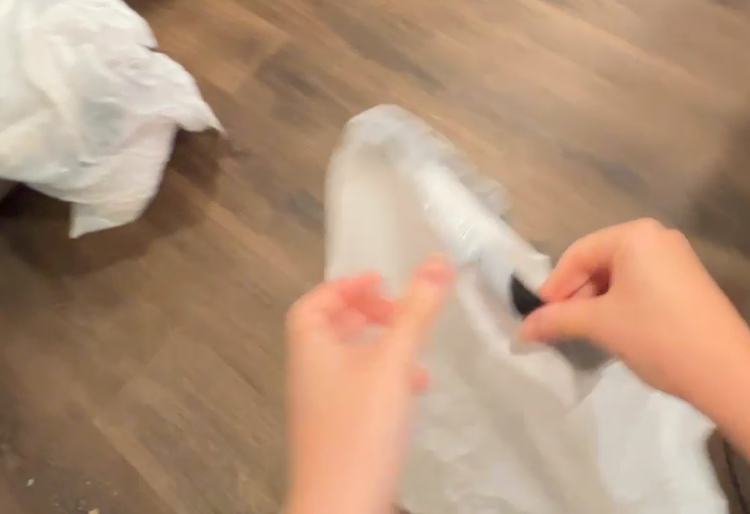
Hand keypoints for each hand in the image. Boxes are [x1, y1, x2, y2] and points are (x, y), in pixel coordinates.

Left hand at [284, 257, 451, 513]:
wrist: (341, 512)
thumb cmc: (359, 430)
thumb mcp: (393, 360)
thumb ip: (416, 310)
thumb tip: (437, 260)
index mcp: (312, 350)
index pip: (314, 303)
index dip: (345, 286)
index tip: (381, 283)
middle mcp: (312, 374)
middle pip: (332, 327)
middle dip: (368, 312)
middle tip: (400, 310)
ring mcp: (324, 406)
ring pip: (350, 357)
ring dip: (382, 343)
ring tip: (415, 347)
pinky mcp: (341, 431)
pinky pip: (360, 386)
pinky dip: (386, 375)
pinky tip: (414, 386)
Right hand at [518, 219, 749, 405]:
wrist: (727, 370)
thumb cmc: (658, 335)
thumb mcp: (603, 325)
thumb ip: (559, 320)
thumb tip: (523, 328)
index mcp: (635, 233)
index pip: (579, 252)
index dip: (555, 285)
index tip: (539, 317)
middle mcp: (657, 235)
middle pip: (600, 260)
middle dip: (578, 294)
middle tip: (561, 328)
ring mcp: (676, 257)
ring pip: (622, 274)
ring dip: (599, 301)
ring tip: (588, 333)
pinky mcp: (689, 280)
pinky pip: (643, 282)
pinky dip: (624, 302)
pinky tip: (619, 330)